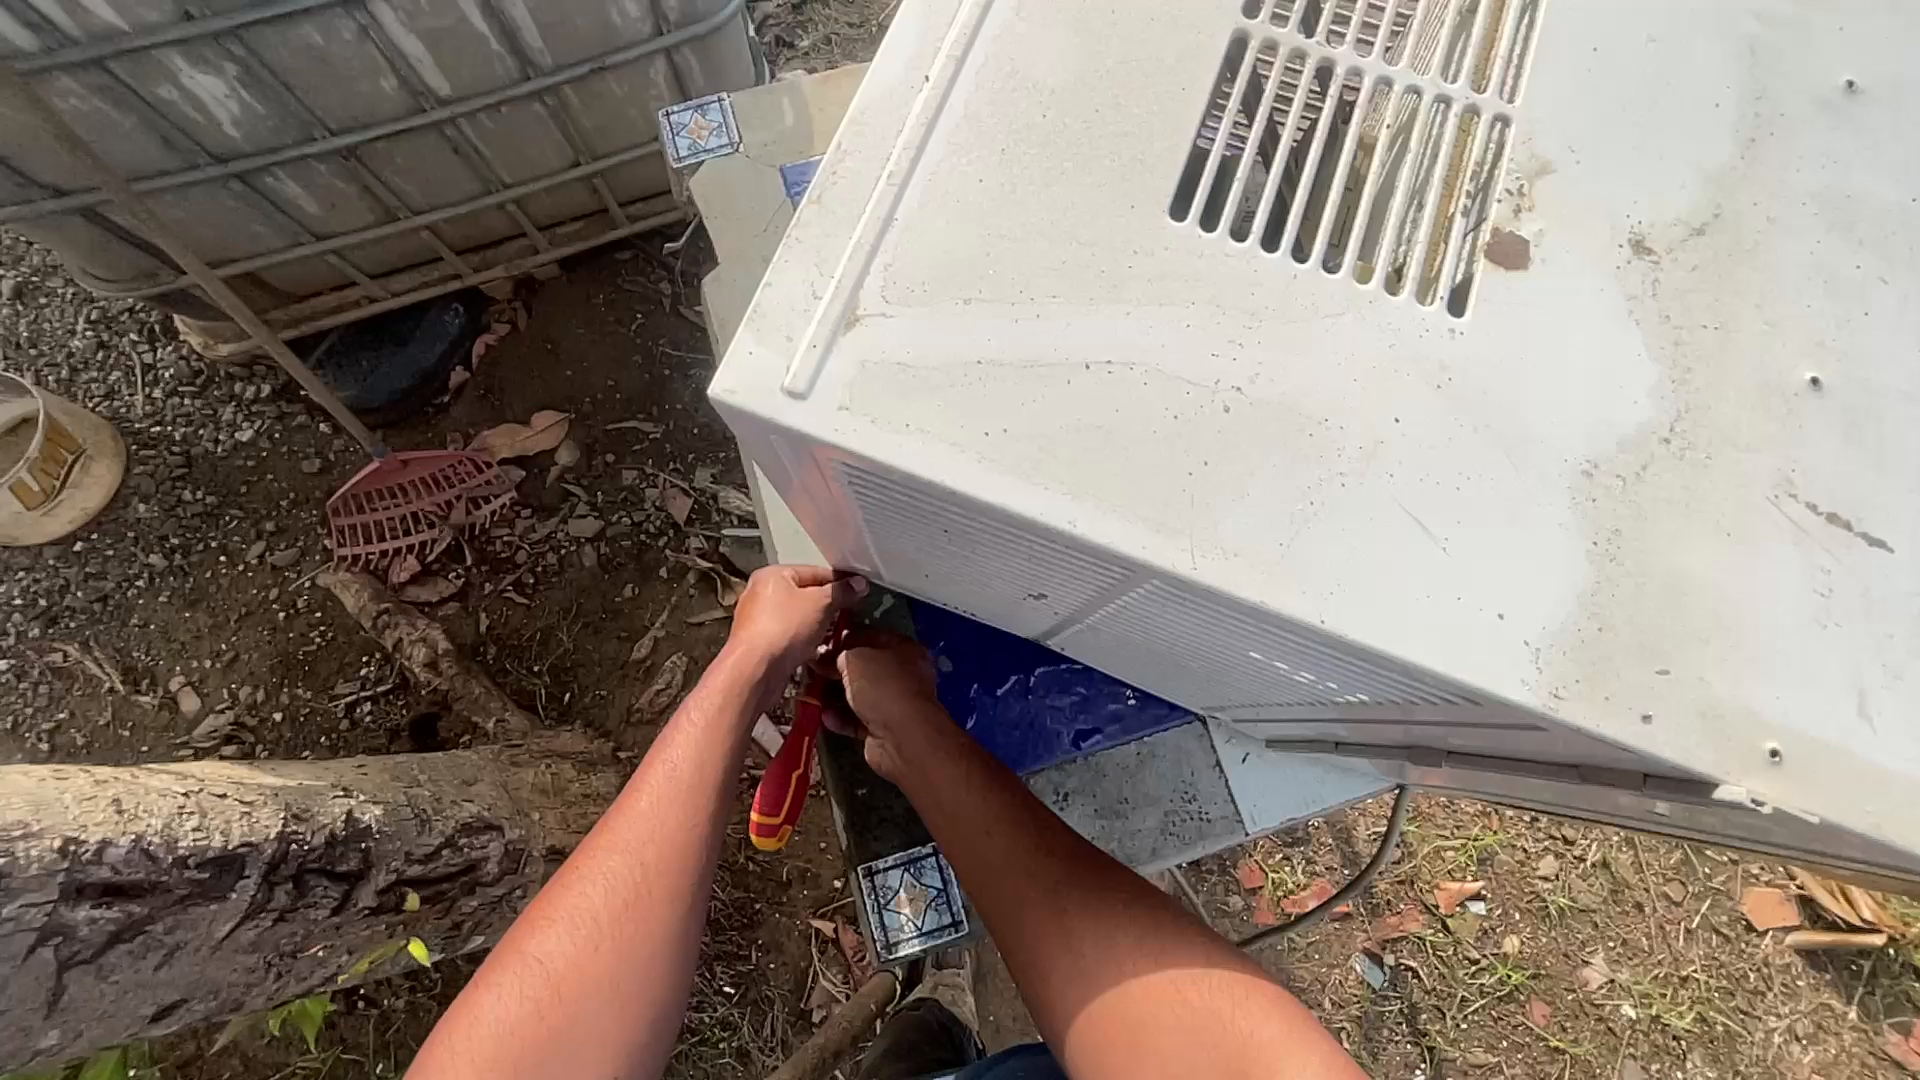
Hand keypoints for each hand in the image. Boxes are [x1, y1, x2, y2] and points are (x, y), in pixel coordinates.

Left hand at [724, 565, 865, 678]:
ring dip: (816, 626)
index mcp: (772, 575)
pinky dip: (803, 641)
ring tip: (835, 634)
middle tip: (849, 613)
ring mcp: (757, 620)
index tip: (857, 590)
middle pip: (804, 595)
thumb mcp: (821, 604)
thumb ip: (841, 592)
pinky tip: (817, 650)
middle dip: (827, 606)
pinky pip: (788, 637)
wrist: (755, 670)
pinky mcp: (758, 645)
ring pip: (796, 618)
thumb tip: (858, 584)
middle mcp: (760, 594)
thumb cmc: (784, 628)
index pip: (814, 571)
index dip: (838, 581)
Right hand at [822, 634, 949, 782]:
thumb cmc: (882, 686)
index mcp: (904, 649)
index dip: (846, 638)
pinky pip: (858, 719)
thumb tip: (827, 656)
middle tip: (811, 670)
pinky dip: (841, 718)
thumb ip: (839, 654)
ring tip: (811, 693)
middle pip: (864, 668)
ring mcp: (894, 703)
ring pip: (859, 695)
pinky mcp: (883, 729)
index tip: (822, 644)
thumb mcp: (855, 658)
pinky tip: (825, 716)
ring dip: (835, 696)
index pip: (871, 636)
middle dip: (837, 670)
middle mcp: (902, 675)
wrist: (902, 736)